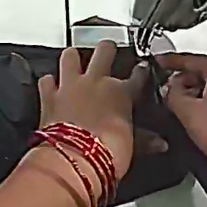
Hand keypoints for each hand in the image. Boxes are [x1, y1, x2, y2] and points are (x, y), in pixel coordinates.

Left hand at [37, 42, 147, 178]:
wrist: (75, 159)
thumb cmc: (107, 153)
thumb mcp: (133, 146)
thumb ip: (145, 140)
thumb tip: (159, 144)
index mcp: (121, 93)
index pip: (137, 75)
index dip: (141, 71)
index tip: (142, 68)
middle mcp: (96, 82)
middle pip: (104, 51)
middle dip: (108, 48)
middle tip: (109, 49)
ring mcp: (71, 86)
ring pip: (71, 56)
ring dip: (73, 56)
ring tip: (75, 56)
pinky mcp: (49, 96)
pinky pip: (46, 80)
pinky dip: (48, 81)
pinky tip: (50, 83)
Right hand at [157, 54, 206, 182]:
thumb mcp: (187, 111)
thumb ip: (172, 94)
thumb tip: (169, 90)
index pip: (190, 58)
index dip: (170, 60)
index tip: (158, 62)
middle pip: (200, 73)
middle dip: (181, 82)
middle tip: (165, 91)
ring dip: (191, 98)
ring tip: (178, 110)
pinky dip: (203, 109)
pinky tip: (195, 123)